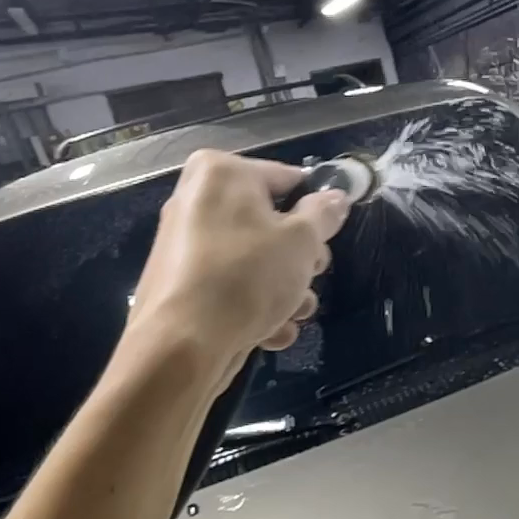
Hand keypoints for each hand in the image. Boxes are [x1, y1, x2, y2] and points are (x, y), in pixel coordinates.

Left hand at [127, 151, 349, 387]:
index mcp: (222, 174)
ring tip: (289, 314)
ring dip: (287, 292)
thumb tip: (335, 197)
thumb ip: (323, 215)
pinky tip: (267, 331)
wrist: (183, 345)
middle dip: (301, 261)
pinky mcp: (189, 285)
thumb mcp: (301, 242)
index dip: (317, 212)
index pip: (289, 179)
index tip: (331, 239)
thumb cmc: (246, 278)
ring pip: (261, 262)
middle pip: (276, 224)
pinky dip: (258, 308)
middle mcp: (200, 200)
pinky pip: (238, 287)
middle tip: (306, 277)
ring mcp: (191, 245)